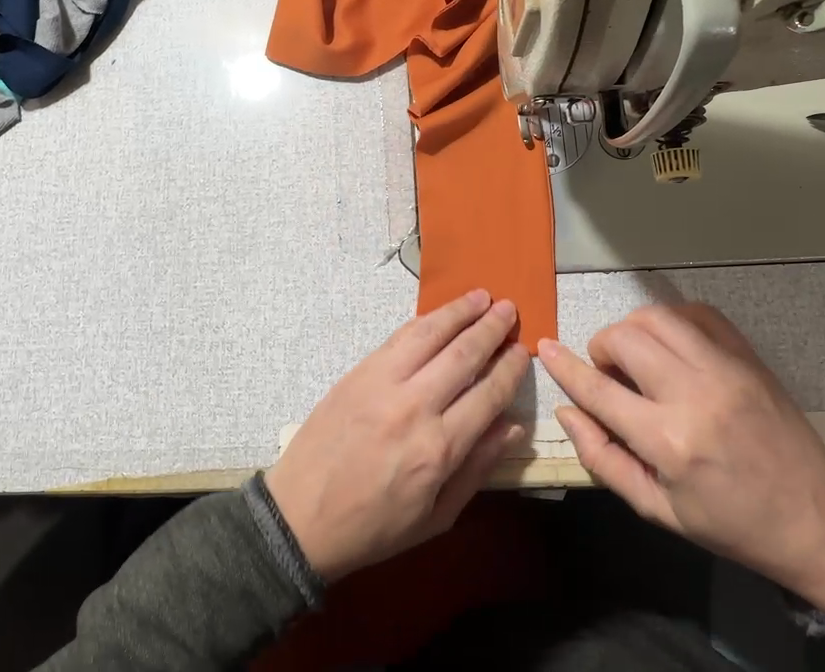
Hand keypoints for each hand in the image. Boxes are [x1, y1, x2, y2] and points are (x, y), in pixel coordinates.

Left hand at [265, 290, 528, 582]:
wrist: (300, 517)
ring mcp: (382, 384)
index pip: (488, 394)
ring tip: (481, 297)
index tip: (524, 351)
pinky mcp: (357, 374)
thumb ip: (477, 468)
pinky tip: (439, 316)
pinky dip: (422, 322)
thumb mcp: (436, 517)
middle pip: (463, 355)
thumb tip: (512, 427)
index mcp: (439, 449)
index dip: (510, 369)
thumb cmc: (374, 526)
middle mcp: (414, 407)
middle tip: (510, 309)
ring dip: (458, 312)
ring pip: (429, 335)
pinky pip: (397, 338)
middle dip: (491, 329)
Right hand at [538, 304, 824, 612]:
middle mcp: (695, 394)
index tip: (545, 347)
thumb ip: (603, 459)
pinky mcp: (749, 358)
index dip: (564, 366)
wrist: (818, 523)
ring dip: (633, 329)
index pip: (598, 388)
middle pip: (624, 338)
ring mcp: (727, 369)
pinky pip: (699, 314)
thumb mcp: (657, 509)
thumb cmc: (730, 525)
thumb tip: (568, 411)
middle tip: (609, 374)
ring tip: (638, 357)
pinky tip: (671, 345)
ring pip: (658, 316)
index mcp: (668, 441)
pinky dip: (673, 321)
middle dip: (602, 348)